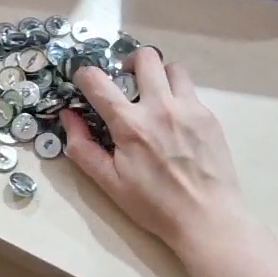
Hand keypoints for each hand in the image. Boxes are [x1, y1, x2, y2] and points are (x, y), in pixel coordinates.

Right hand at [62, 48, 246, 252]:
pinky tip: (174, 122)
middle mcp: (160, 107)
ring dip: (158, 75)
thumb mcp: (108, 183)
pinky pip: (190, 92)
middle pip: (145, 57)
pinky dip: (177, 97)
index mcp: (131, 125)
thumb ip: (82, 147)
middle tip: (124, 82)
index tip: (83, 81)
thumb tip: (68, 117)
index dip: (84, 75)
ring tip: (153, 96)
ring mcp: (189, 109)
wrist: (206, 219)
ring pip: (173, 68)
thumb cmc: (153, 205)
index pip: (98, 81)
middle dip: (128, 63)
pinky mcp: (209, 117)